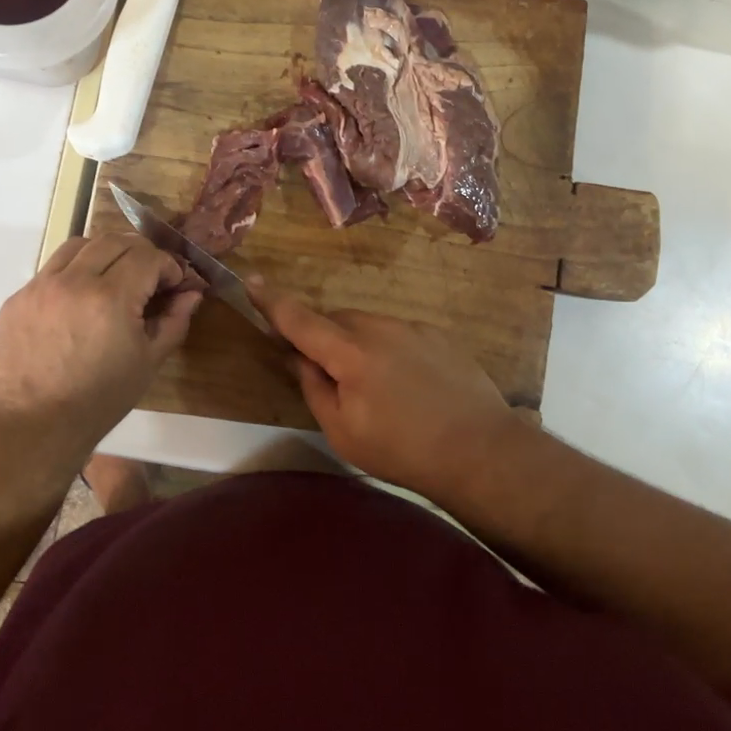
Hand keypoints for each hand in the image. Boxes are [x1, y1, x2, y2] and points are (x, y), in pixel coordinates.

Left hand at [0, 233, 201, 447]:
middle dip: (140, 253)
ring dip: (104, 253)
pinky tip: (80, 300)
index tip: (174, 283)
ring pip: (79, 245)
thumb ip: (172, 322)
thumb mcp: (147, 363)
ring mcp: (40, 286)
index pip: (147, 256)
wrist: (31, 426)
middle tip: (149, 277)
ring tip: (113, 278)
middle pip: (114, 241)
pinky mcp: (18, 298)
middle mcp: (74, 281)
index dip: (168, 265)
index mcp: (110, 298)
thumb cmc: (98, 401)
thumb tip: (191, 295)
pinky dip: (74, 272)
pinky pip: (51, 269)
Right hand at [250, 279, 526, 495]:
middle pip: (335, 320)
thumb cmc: (402, 450)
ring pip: (368, 326)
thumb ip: (314, 388)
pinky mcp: (439, 336)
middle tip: (326, 375)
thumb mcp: (342, 432)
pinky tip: (406, 386)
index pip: (300, 320)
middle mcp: (380, 329)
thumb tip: (298, 358)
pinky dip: (388, 350)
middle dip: (322, 337)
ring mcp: (414, 328)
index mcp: (350, 353)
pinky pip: (398, 335)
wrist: (480, 450)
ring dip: (356, 345)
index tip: (251, 280)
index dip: (272, 302)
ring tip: (374, 389)